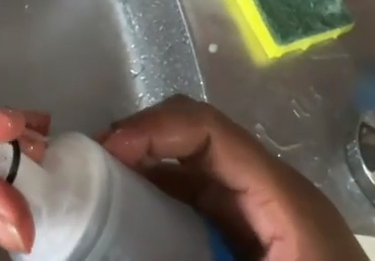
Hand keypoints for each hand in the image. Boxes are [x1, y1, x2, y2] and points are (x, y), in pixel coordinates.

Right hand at [101, 95, 367, 260]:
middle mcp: (271, 192)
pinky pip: (202, 203)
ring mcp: (264, 215)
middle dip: (143, 140)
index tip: (109, 150)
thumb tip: (122, 244)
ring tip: (101, 184)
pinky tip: (133, 218)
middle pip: (199, 138)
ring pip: (196, 169)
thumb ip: (186, 252)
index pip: (210, 129)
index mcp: (282, 196)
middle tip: (93, 162)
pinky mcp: (256, 239)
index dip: (155, 127)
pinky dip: (164, 201)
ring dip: (148, 169)